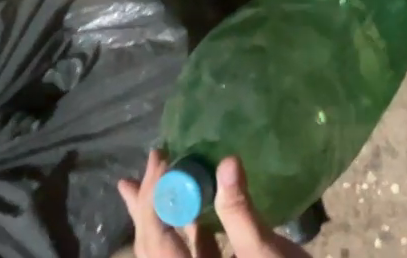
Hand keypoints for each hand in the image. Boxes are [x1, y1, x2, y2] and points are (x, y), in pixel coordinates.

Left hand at [117, 152, 312, 257]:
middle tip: (144, 167)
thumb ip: (240, 211)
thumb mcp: (262, 253)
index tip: (162, 159)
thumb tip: (228, 162)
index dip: (154, 197)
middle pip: (153, 246)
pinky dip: (187, 227)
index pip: (157, 238)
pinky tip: (193, 205)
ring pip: (168, 249)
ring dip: (160, 215)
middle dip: (147, 206)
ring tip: (148, 184)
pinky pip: (190, 253)